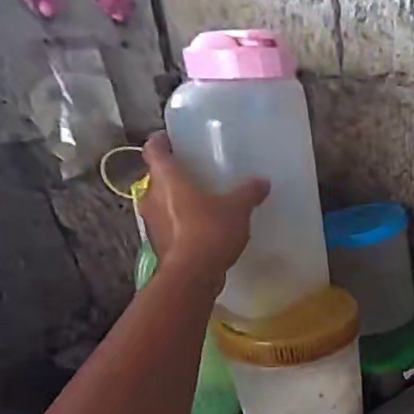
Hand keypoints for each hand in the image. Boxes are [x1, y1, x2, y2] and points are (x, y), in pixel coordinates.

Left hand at [139, 131, 269, 283]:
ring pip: (160, 203)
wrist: (191, 276)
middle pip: (156, 177)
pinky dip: (179, 224)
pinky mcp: (158, 245)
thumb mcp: (237, 209)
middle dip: (172, 175)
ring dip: (175, 201)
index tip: (170, 138)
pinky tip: (200, 230)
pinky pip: (167, 226)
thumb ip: (248, 193)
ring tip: (199, 203)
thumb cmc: (209, 231)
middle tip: (193, 173)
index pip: (153, 149)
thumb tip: (262, 182)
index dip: (160, 141)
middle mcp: (151, 196)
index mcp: (166, 179)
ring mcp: (151, 222)